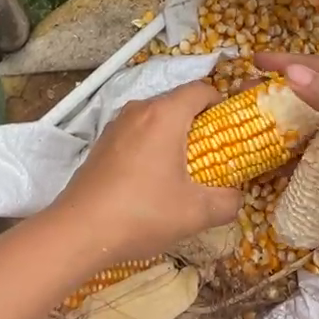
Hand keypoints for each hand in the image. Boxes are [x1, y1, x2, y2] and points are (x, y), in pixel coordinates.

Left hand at [48, 82, 242, 265]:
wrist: (81, 228)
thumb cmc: (142, 212)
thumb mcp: (195, 213)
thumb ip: (226, 202)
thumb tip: (237, 197)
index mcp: (164, 114)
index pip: (200, 90)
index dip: (220, 103)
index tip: (231, 128)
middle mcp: (139, 109)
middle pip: (177, 102)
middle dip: (199, 123)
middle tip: (214, 154)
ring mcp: (117, 124)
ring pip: (155, 118)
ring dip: (173, 135)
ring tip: (185, 170)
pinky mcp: (103, 141)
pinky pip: (137, 132)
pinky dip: (152, 145)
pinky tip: (153, 179)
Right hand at [254, 52, 318, 289]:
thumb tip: (291, 70)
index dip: (293, 62)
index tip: (257, 62)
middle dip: (285, 93)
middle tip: (248, 94)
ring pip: (315, 132)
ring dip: (287, 127)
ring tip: (252, 124)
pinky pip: (316, 164)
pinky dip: (294, 160)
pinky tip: (270, 162)